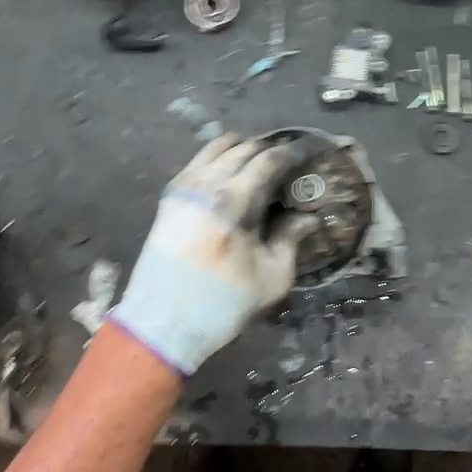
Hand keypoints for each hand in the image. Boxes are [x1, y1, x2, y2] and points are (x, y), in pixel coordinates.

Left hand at [107, 134, 310, 374]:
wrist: (162, 323)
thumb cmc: (222, 304)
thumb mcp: (271, 278)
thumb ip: (290, 240)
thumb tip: (308, 217)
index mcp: (236, 203)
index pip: (269, 160)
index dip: (293, 152)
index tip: (309, 152)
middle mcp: (208, 185)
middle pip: (244, 148)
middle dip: (269, 148)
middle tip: (288, 159)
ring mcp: (184, 187)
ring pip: (217, 148)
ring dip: (242, 148)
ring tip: (259, 159)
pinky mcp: (169, 197)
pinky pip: (197, 162)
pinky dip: (217, 157)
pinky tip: (228, 170)